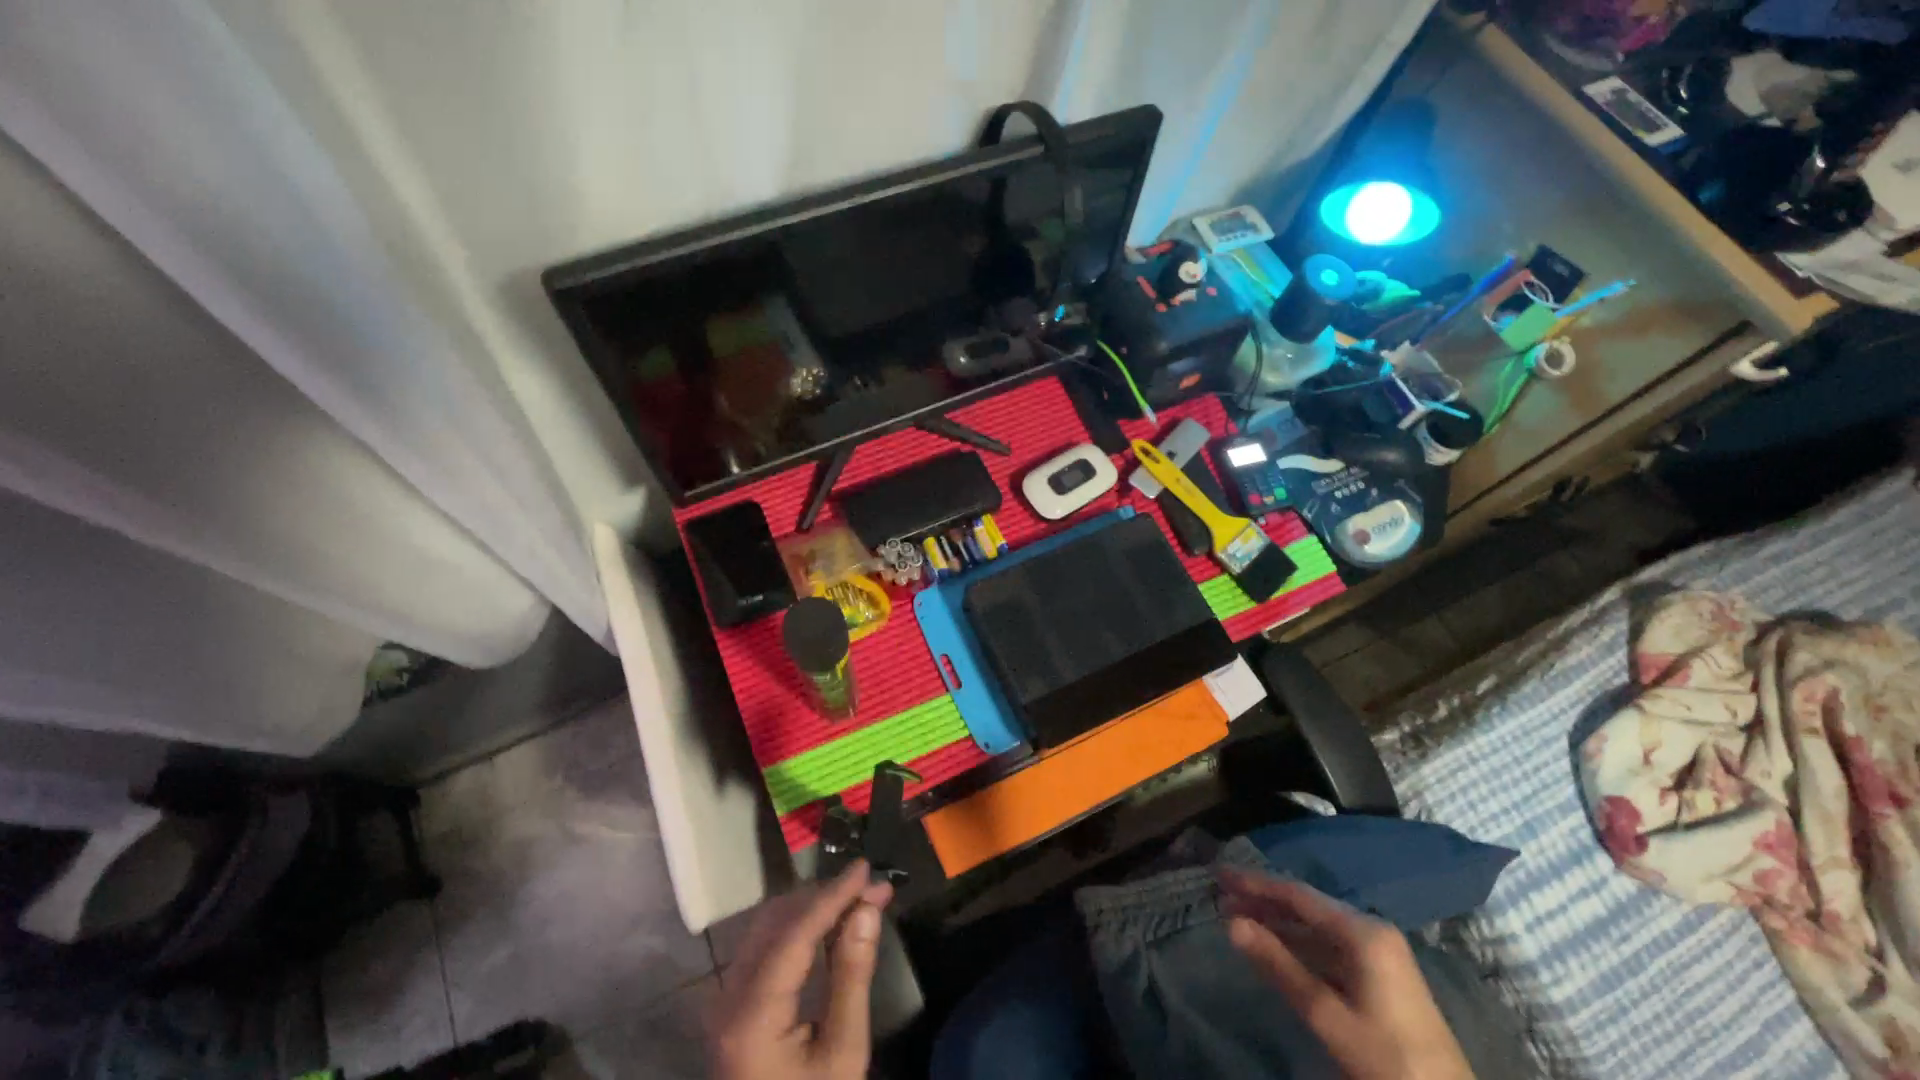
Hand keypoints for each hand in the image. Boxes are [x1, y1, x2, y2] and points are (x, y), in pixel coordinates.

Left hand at [708, 860, 893, 1079]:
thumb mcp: (843, 1052)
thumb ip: (851, 977)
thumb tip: (866, 910)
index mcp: (750, 1013)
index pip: (794, 933)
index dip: (832, 895)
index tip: (866, 868)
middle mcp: (726, 997)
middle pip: (774, 924)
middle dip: (825, 898)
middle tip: (873, 888)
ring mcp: (723, 1002)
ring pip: (765, 931)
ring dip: (811, 910)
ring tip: (858, 901)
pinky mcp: (730, 1008)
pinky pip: (762, 951)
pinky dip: (796, 930)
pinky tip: (828, 928)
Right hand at [1218, 867, 1472, 1079]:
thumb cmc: (1384, 1056)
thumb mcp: (1325, 1013)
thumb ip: (1278, 964)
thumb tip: (1231, 923)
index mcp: (1363, 932)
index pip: (1298, 895)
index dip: (1256, 883)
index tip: (1220, 875)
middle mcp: (1372, 931)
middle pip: (1309, 906)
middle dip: (1263, 901)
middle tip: (1220, 897)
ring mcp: (1379, 953)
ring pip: (1318, 927)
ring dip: (1278, 922)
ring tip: (1237, 919)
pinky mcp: (1381, 974)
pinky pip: (1330, 946)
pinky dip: (1299, 943)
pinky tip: (1275, 948)